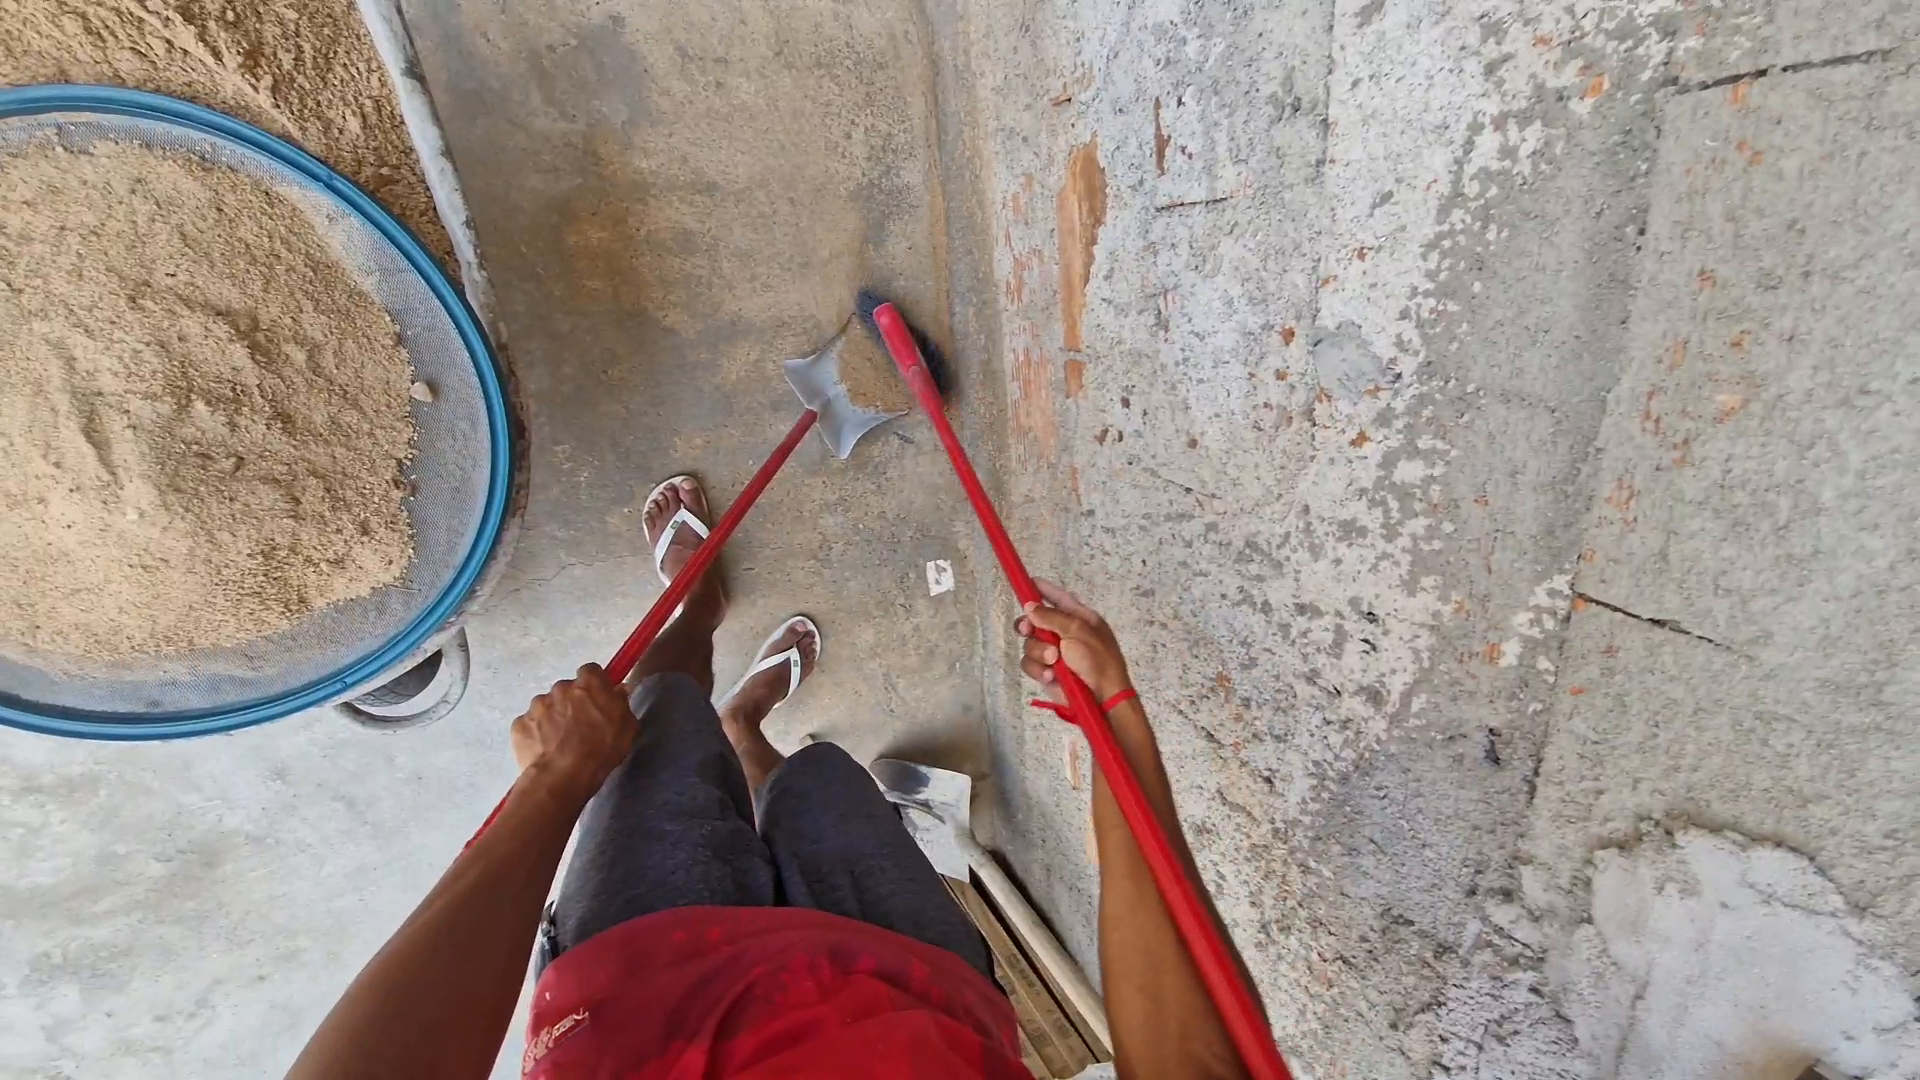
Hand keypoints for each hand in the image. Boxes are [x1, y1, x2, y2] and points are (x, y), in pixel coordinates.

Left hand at [510, 664, 636, 800]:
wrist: (563, 776)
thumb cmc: (602, 749)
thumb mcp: (628, 726)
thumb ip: (621, 702)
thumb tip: (616, 691)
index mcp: (588, 683)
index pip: (591, 671)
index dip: (595, 684)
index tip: (598, 699)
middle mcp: (560, 688)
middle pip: (567, 689)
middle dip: (572, 701)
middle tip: (580, 724)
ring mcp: (536, 706)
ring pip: (547, 705)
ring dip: (553, 716)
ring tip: (560, 740)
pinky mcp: (519, 725)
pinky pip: (530, 723)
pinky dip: (537, 732)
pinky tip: (545, 748)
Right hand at [1016, 578, 1132, 701]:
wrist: (1103, 699)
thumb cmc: (1097, 659)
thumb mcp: (1077, 631)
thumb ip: (1051, 617)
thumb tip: (1029, 606)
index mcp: (1079, 618)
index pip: (1058, 597)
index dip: (1042, 589)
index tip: (1026, 581)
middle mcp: (1064, 633)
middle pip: (1034, 621)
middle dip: (1028, 625)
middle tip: (1027, 629)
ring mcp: (1054, 653)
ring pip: (1030, 644)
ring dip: (1039, 652)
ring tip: (1055, 661)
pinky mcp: (1047, 672)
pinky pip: (1031, 664)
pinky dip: (1039, 670)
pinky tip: (1051, 676)